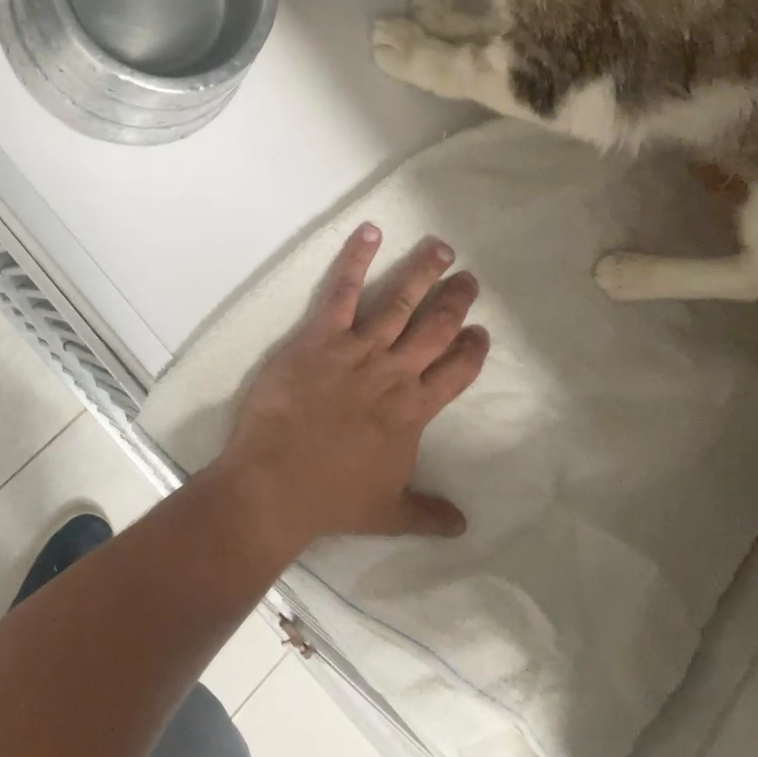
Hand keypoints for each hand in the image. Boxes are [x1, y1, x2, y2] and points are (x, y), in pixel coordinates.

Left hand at [210, 224, 488, 553]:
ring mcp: (357, 351)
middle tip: (469, 279)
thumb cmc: (331, 499)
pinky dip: (355, 258)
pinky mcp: (319, 338)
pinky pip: (340, 291)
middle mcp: (393, 374)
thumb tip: (463, 526)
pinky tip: (370, 230)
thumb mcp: (388, 512)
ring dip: (422, 272)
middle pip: (436, 328)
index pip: (457, 372)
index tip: (481, 332)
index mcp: (413, 411)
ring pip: (399, 302)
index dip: (472, 350)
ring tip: (441, 249)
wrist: (276, 484)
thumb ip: (428, 513)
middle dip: (456, 301)